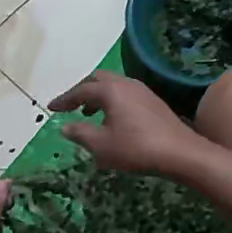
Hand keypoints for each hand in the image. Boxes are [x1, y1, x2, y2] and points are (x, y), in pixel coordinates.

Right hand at [47, 71, 200, 173]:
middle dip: (81, 91)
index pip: (81, 90)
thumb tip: (65, 127)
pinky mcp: (153, 101)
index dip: (64, 99)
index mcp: (110, 90)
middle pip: (98, 80)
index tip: (51, 108)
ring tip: (88, 114)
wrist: (180, 152)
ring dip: (97, 96)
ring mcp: (142, 90)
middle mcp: (126, 83)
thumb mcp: (102, 145)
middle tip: (69, 106)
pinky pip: (125, 94)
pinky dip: (112, 101)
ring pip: (113, 86)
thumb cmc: (136, 148)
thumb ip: (80, 134)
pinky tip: (112, 120)